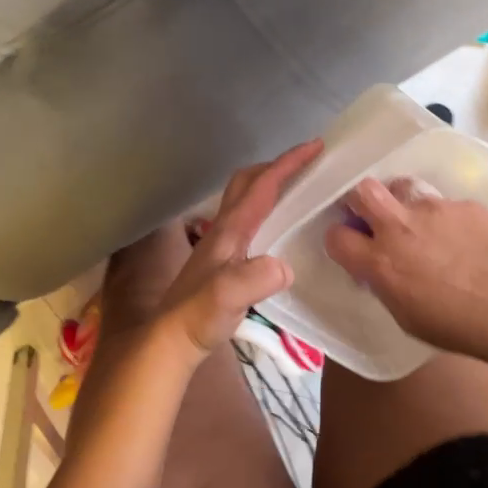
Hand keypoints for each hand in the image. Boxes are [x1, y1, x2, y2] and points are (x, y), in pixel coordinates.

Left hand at [152, 140, 323, 361]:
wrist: (171, 341)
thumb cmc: (197, 317)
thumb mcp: (226, 298)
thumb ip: (252, 279)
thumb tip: (283, 266)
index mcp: (228, 231)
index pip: (260, 187)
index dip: (286, 164)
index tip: (315, 146)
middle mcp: (224, 230)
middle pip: (247, 184)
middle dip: (276, 167)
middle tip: (308, 163)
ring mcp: (222, 246)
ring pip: (247, 202)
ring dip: (271, 187)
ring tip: (302, 191)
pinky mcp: (225, 263)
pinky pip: (251, 225)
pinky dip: (269, 214)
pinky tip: (284, 233)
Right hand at [322, 177, 487, 367]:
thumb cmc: (462, 329)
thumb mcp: (407, 317)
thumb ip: (384, 285)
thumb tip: (376, 270)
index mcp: (381, 263)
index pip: (336, 235)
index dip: (339, 239)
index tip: (350, 246)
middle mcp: (400, 229)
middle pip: (361, 191)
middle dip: (359, 200)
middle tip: (371, 215)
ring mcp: (434, 211)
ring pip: (402, 186)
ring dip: (400, 200)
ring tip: (416, 220)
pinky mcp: (465, 204)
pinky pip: (442, 202)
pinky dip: (443, 216)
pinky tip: (461, 237)